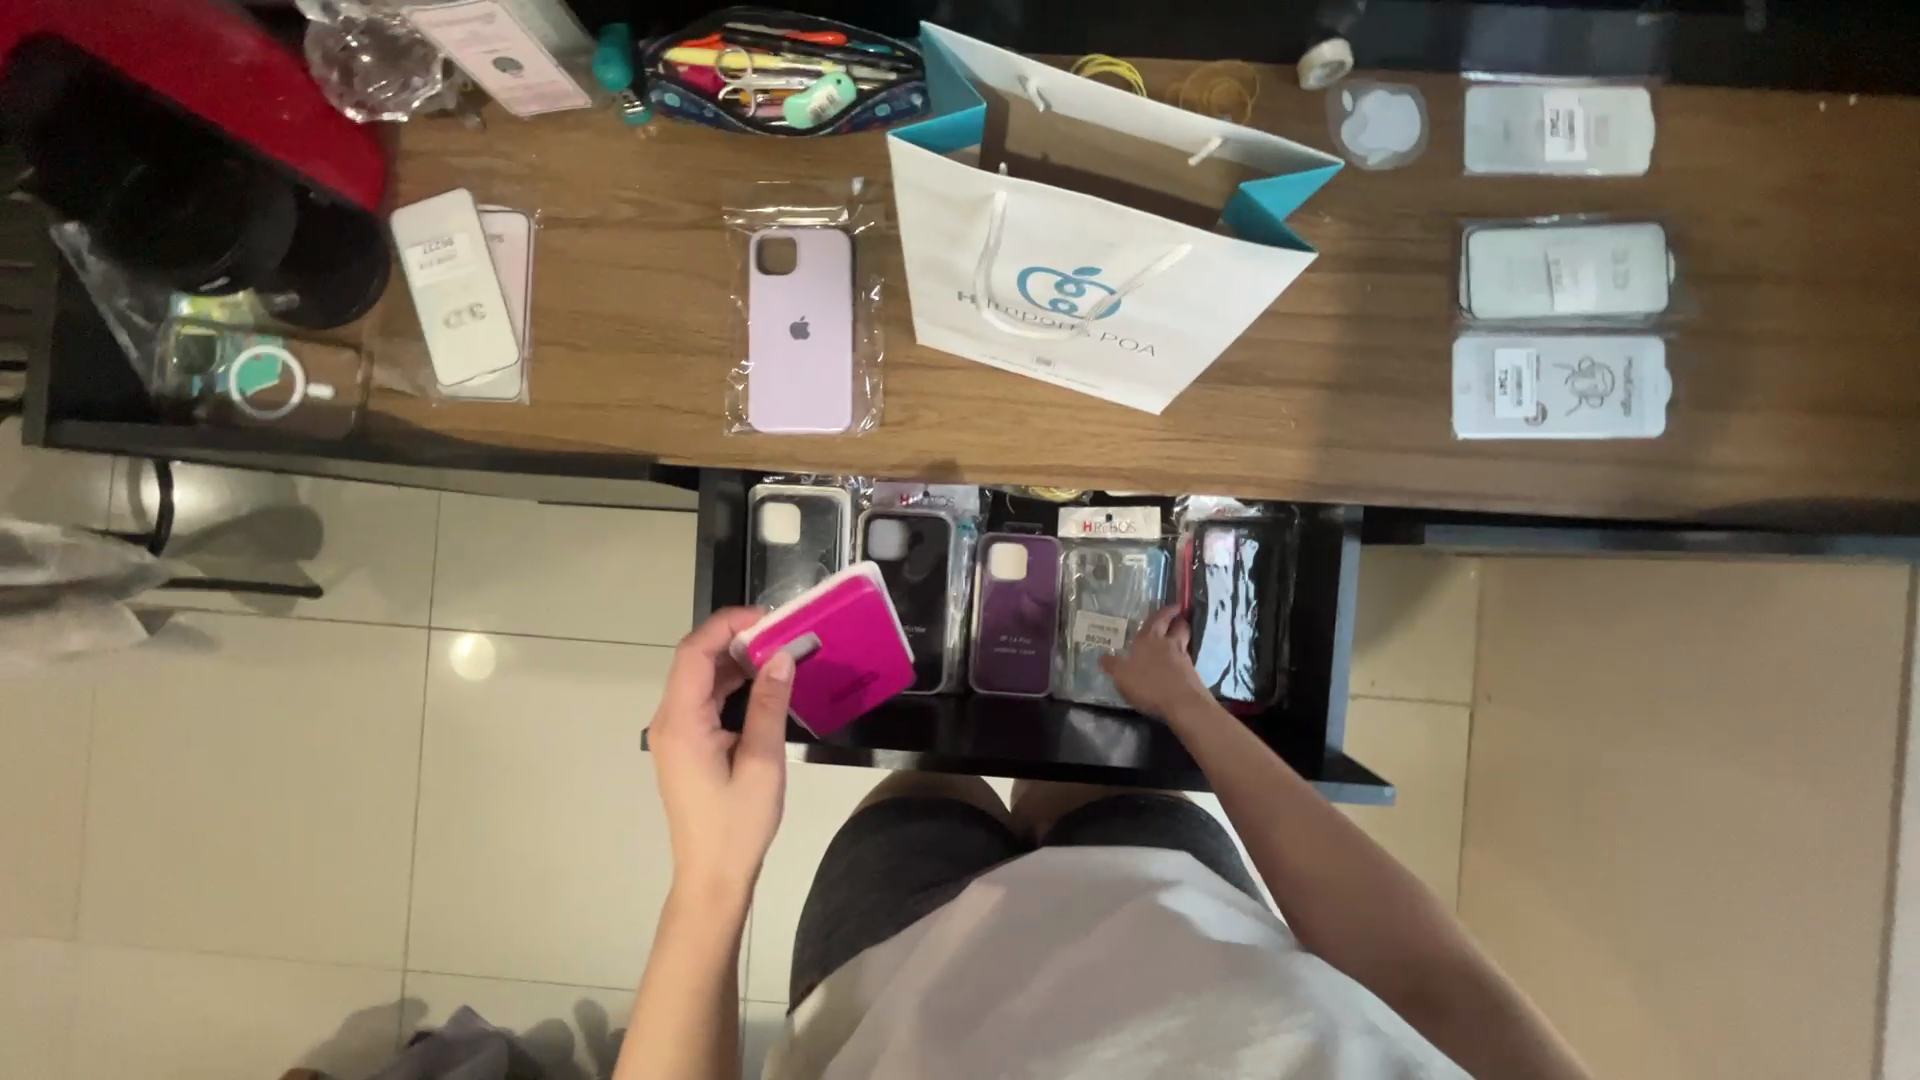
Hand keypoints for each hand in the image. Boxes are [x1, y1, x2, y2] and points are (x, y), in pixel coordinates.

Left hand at [646, 607, 794, 901]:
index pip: (694, 652)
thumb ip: (769, 705)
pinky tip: (763, 680)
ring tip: (779, 650)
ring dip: (736, 659)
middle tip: (782, 632)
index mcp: (681, 722)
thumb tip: (782, 656)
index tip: (769, 618)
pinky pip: (706, 698)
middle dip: (735, 637)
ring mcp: (676, 732)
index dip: (728, 625)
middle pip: (694, 659)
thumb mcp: (762, 762)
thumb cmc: (737, 824)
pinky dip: (733, 682)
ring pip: (701, 677)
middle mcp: (670, 720)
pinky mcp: (688, 743)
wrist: (713, 876)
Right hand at [1101, 607, 1214, 722]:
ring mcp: (1183, 658)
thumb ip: (1112, 665)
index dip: (1166, 611)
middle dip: (1178, 620)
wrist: (1182, 703)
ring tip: (1177, 636)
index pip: (1157, 619)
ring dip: (1182, 635)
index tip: (1174, 605)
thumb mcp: (1122, 677)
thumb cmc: (1148, 685)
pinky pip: (1186, 658)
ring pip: (1184, 640)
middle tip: (1178, 616)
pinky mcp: (1192, 673)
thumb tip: (1102, 656)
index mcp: (1148, 640)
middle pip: (1178, 626)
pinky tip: (1177, 663)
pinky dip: (1182, 656)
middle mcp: (1167, 644)